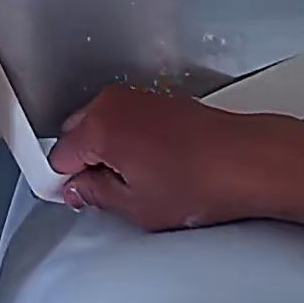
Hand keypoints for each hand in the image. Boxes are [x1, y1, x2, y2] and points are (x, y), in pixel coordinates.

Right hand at [47, 85, 303, 229]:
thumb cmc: (198, 180)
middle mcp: (112, 102)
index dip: (63, 180)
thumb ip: (95, 194)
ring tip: (137, 179)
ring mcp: (135, 96)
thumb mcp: (136, 206)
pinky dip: (127, 136)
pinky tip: (152, 162)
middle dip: (83, 160)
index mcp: (99, 126)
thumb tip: (79, 188)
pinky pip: (124, 116)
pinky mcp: (155, 97)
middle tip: (105, 193)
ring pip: (100, 123)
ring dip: (106, 147)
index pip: (59, 154)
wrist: (244, 159)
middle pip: (75, 132)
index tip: (73, 195)